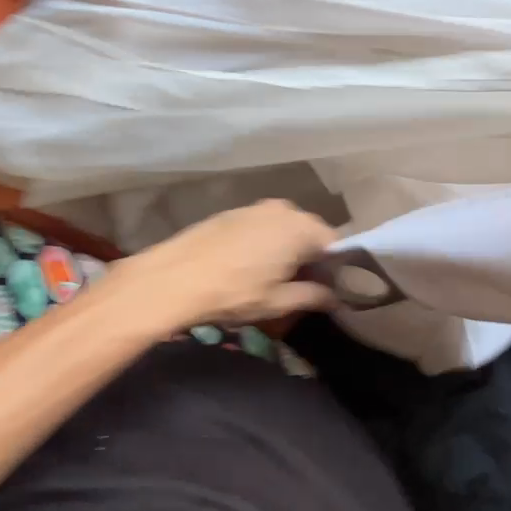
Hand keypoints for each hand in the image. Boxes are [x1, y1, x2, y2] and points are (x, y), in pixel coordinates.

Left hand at [109, 199, 339, 328]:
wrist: (174, 278)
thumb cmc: (234, 292)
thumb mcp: (278, 302)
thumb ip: (312, 296)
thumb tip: (336, 297)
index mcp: (302, 228)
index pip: (335, 244)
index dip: (336, 267)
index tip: (329, 288)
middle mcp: (284, 210)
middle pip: (311, 232)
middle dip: (311, 256)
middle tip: (303, 285)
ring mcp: (257, 207)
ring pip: (285, 228)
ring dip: (287, 248)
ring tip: (275, 277)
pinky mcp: (234, 212)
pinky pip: (263, 225)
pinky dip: (266, 241)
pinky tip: (250, 264)